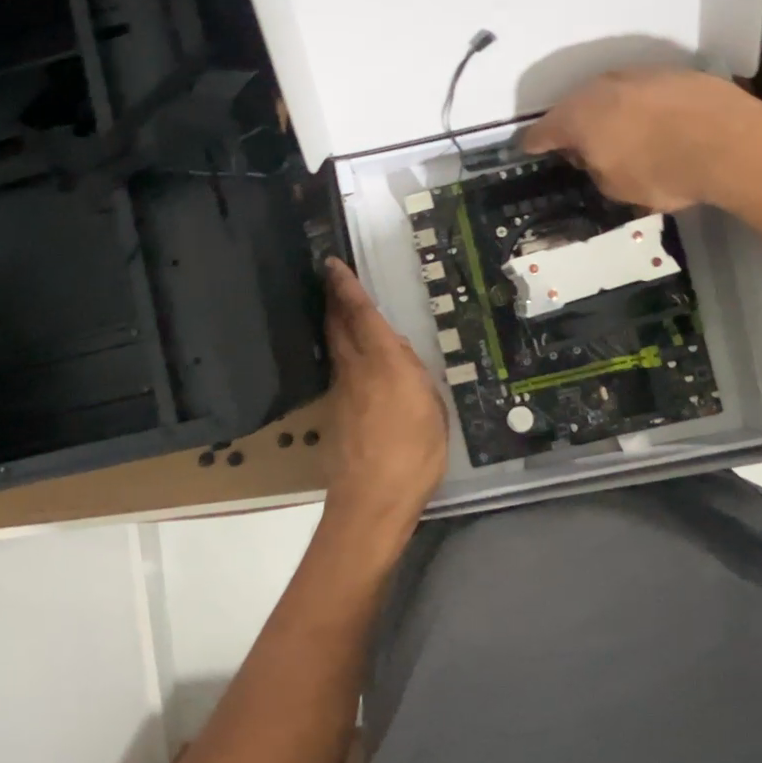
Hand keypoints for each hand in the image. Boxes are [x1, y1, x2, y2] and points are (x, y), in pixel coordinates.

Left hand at [321, 259, 448, 532]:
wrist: (372, 498)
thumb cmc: (414, 453)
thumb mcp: (432, 408)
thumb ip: (415, 375)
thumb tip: (399, 353)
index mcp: (384, 362)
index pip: (359, 313)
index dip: (345, 286)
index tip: (332, 264)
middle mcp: (356, 369)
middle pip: (336, 325)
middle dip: (332, 300)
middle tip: (330, 280)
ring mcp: (341, 392)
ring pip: (334, 347)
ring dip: (334, 324)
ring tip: (338, 311)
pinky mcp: (335, 413)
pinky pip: (339, 371)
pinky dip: (341, 354)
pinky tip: (351, 360)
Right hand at [522, 69, 761, 212]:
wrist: (731, 143)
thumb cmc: (662, 172)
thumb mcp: (617, 188)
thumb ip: (595, 170)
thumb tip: (594, 158)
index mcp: (578, 117)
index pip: (541, 131)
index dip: (534, 145)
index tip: (529, 151)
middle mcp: (601, 87)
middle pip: (574, 106)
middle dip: (572, 126)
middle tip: (577, 148)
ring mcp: (638, 74)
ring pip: (609, 95)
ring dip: (607, 113)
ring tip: (617, 136)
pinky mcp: (673, 72)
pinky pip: (642, 92)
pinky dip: (639, 107)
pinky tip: (652, 126)